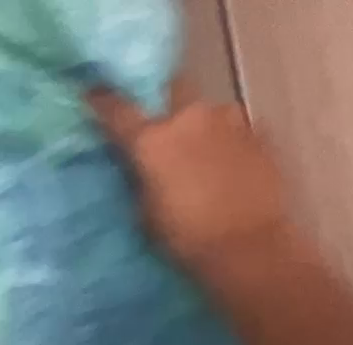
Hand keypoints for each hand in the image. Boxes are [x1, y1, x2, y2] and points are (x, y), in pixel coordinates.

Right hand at [85, 78, 296, 269]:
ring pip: (205, 112)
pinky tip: (224, 167)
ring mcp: (230, 120)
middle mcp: (191, 117)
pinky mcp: (259, 133)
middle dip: (163, 105)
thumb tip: (138, 164)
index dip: (102, 101)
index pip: (118, 110)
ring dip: (197, 127)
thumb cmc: (185, 238)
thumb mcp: (145, 214)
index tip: (92, 95)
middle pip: (171, 91)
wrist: (249, 247)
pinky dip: (224, 142)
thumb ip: (138, 179)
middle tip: (159, 129)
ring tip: (197, 157)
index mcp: (153, 139)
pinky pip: (233, 129)